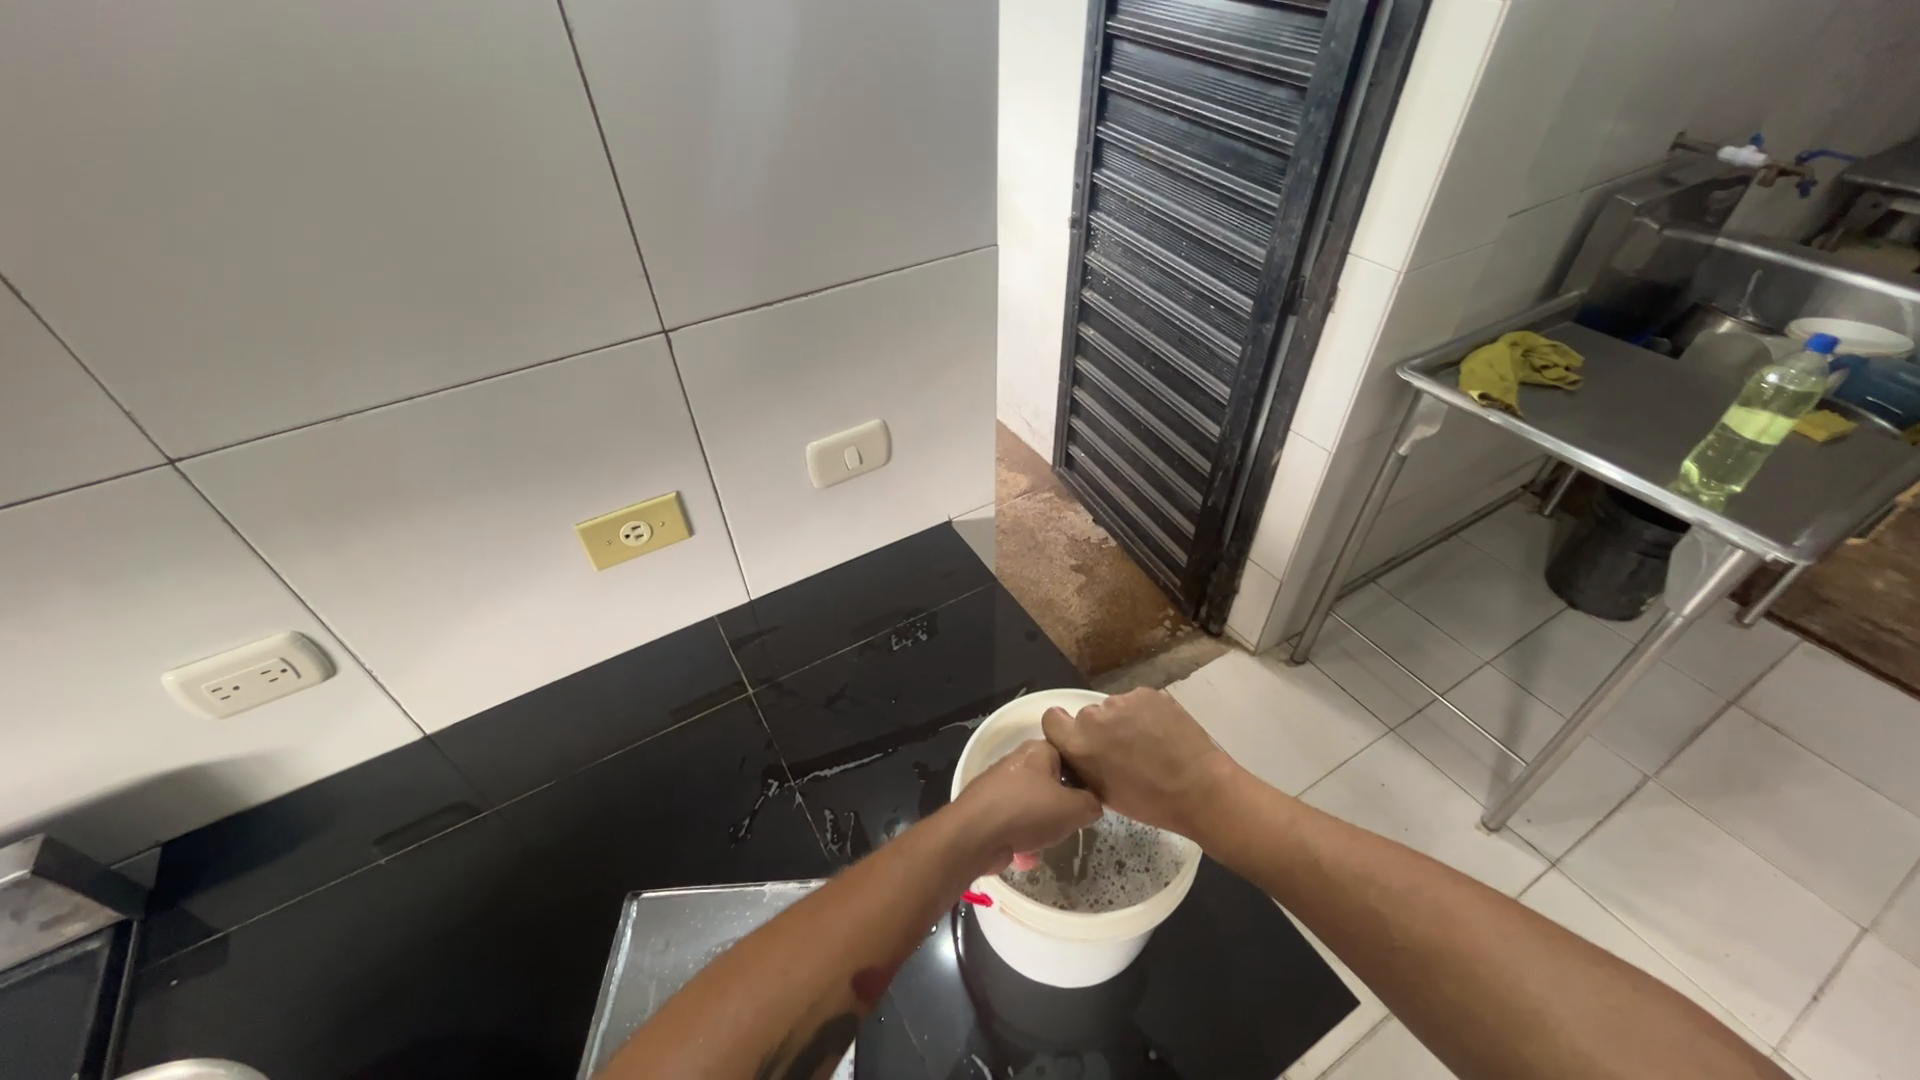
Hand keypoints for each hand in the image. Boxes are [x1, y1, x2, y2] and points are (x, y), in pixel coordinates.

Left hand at [950, 739, 1101, 875]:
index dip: (1085, 777)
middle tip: (1071, 823)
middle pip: (1052, 783)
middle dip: (1062, 807)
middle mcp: (1017, 761)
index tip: (1093, 799)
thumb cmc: (1028, 812)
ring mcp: (999, 785)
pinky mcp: (987, 809)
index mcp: (1038, 750)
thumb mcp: (1074, 808)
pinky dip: (1023, 838)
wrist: (974, 835)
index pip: (1071, 756)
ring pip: (1034, 806)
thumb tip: (1092, 804)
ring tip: (1046, 841)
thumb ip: (1092, 803)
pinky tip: (1026, 854)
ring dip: (1042, 827)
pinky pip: (1015, 822)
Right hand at [1042, 688, 1242, 840]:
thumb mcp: (1102, 792)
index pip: (1051, 719)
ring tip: (1148, 742)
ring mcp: (1123, 701)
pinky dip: (1145, 714)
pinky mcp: (1148, 693)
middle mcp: (1094, 717)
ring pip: (1115, 708)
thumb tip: (1082, 754)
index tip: (1080, 740)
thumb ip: (1083, 764)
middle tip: (1123, 749)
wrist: (1199, 789)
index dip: (1064, 728)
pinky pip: (1138, 701)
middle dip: (1101, 729)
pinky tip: (1162, 732)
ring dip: (1124, 720)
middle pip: (1087, 715)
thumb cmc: (1149, 801)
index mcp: (1078, 744)